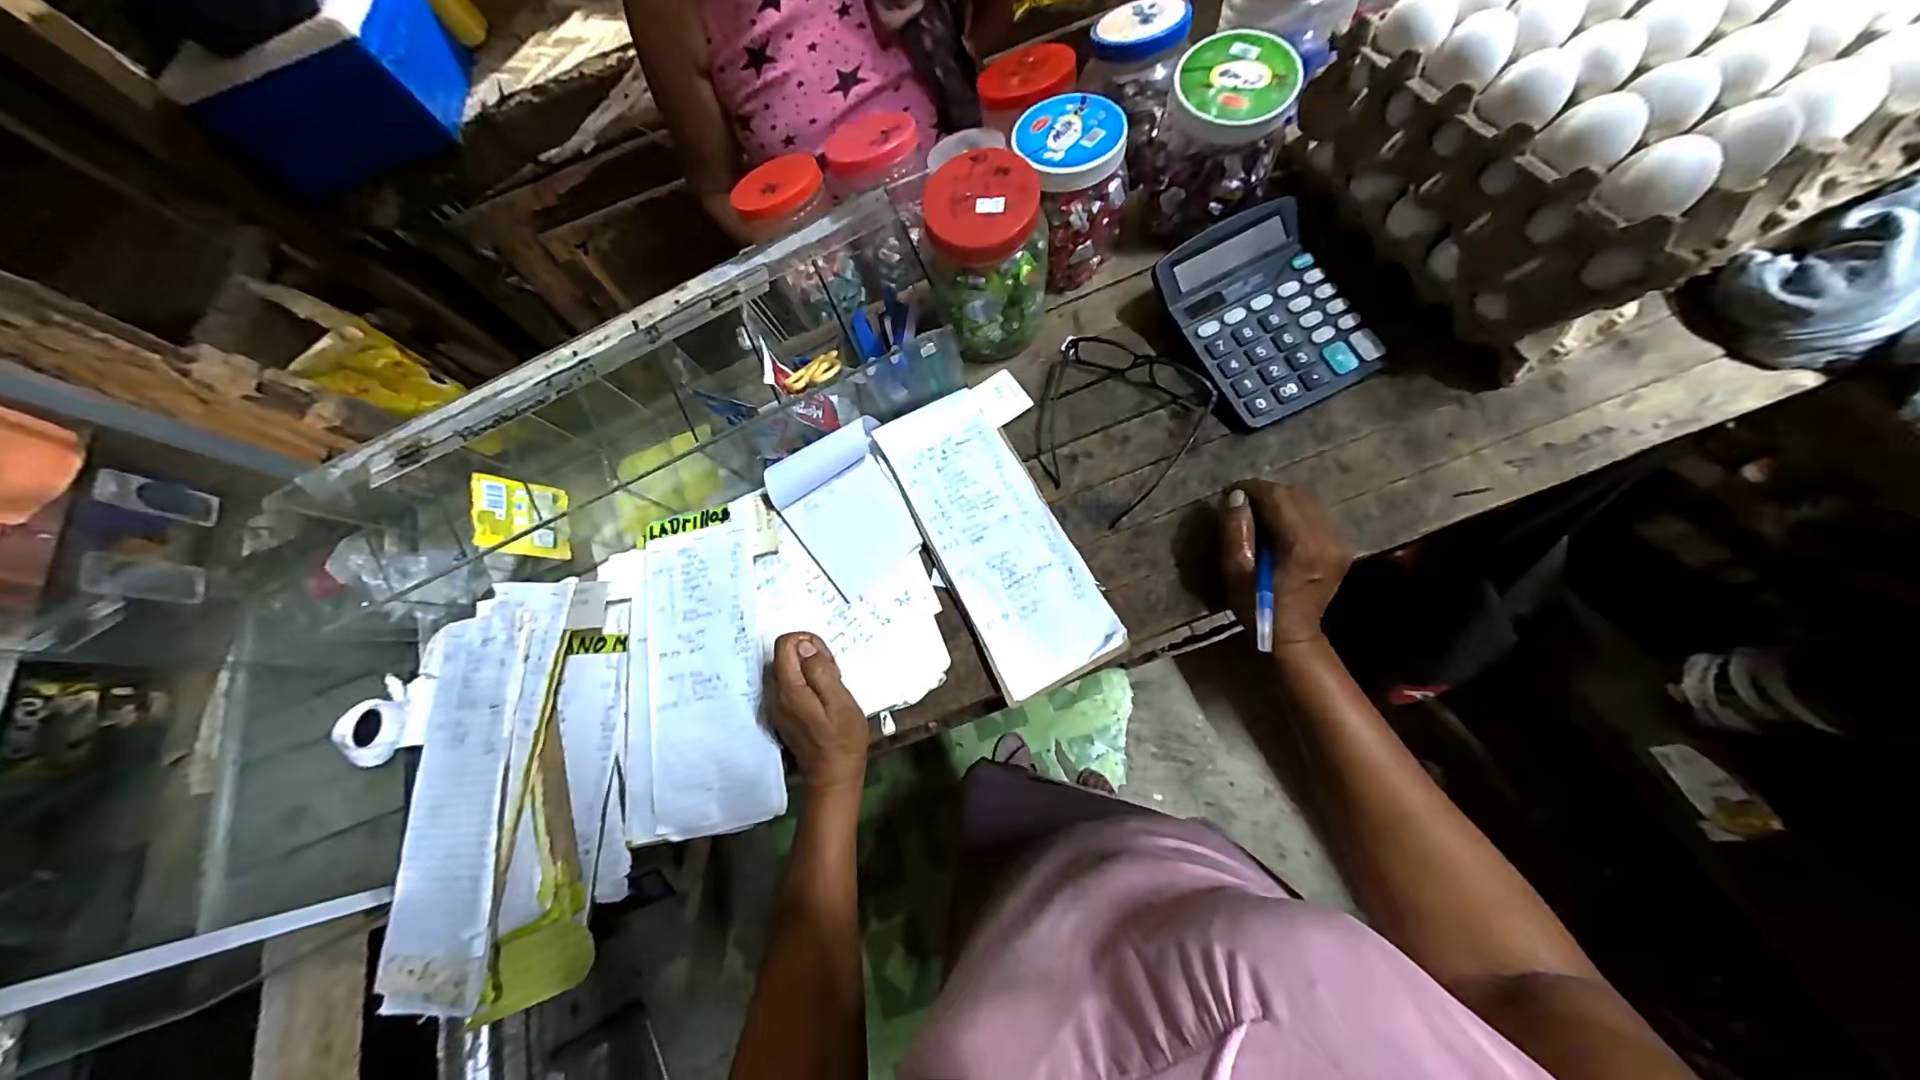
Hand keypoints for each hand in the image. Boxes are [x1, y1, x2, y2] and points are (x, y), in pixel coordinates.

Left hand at [769, 633, 868, 791]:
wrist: (834, 775)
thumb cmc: (843, 738)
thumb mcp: (840, 700)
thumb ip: (820, 671)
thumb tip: (805, 646)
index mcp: (788, 689)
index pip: (784, 644)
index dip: (807, 642)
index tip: (827, 658)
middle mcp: (775, 695)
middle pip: (784, 655)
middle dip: (809, 655)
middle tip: (833, 674)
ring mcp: (776, 706)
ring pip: (787, 669)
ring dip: (809, 669)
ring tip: (831, 686)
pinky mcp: (782, 714)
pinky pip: (789, 685)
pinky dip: (806, 683)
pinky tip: (823, 698)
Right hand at [1221, 481, 1354, 651]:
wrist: (1294, 635)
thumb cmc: (1258, 608)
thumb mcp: (1236, 574)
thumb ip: (1236, 532)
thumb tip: (1236, 497)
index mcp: (1301, 546)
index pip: (1278, 498)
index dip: (1252, 488)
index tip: (1230, 492)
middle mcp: (1327, 538)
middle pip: (1296, 495)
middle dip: (1266, 492)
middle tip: (1240, 501)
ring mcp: (1339, 542)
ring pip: (1308, 501)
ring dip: (1280, 500)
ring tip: (1256, 510)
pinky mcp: (1341, 546)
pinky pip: (1316, 514)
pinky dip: (1294, 511)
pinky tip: (1276, 524)